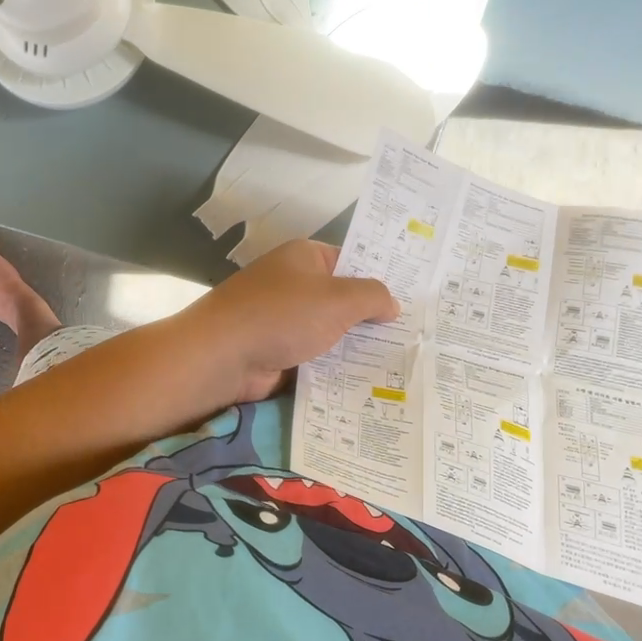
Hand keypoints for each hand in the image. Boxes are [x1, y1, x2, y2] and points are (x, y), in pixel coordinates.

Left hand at [174, 240, 400, 403]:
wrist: (222, 356)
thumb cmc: (281, 315)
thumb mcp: (337, 299)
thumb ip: (372, 297)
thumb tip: (392, 304)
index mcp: (304, 257)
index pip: (351, 261)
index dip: (380, 278)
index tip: (415, 298)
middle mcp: (292, 284)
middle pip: (342, 300)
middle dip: (373, 318)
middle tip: (419, 335)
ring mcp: (283, 320)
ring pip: (330, 332)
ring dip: (356, 348)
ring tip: (404, 362)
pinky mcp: (277, 352)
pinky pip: (315, 359)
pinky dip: (335, 369)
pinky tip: (369, 383)